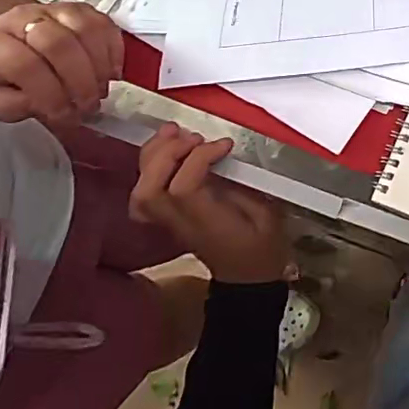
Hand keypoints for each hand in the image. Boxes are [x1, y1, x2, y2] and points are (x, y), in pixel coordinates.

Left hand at [0, 2, 123, 126]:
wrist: (14, 38)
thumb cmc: (4, 73)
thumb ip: (13, 106)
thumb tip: (46, 107)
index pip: (24, 65)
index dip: (48, 94)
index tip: (63, 116)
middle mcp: (24, 19)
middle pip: (59, 43)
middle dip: (79, 80)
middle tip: (88, 105)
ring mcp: (56, 11)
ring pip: (86, 30)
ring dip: (99, 67)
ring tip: (99, 90)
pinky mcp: (83, 9)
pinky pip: (105, 26)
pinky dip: (113, 52)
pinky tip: (110, 73)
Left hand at [129, 122, 288, 282]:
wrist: (247, 277)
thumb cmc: (262, 246)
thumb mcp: (267, 215)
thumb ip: (245, 186)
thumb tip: (229, 156)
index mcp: (207, 224)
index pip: (182, 189)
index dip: (197, 159)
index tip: (225, 145)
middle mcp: (180, 224)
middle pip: (149, 191)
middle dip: (166, 155)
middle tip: (194, 136)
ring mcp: (169, 221)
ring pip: (141, 191)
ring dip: (154, 155)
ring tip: (177, 131)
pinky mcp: (168, 215)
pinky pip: (146, 190)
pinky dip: (152, 163)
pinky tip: (170, 145)